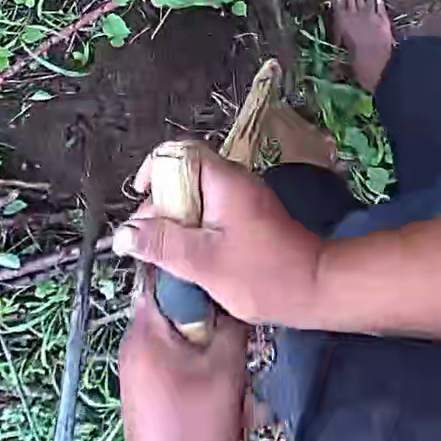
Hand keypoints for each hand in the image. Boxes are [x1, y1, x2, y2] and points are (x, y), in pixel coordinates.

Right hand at [113, 141, 326, 326]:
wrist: (318, 289)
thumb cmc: (263, 275)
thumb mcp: (204, 263)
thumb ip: (162, 245)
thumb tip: (123, 233)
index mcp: (223, 180)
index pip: (179, 152)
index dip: (154, 170)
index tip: (142, 201)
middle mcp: (233, 179)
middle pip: (184, 174)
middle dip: (161, 204)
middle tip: (149, 240)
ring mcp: (242, 196)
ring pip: (196, 195)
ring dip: (177, 220)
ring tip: (165, 253)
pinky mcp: (248, 214)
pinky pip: (210, 209)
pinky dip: (195, 227)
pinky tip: (189, 256)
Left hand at [120, 278, 249, 440]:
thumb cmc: (193, 434)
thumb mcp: (225, 369)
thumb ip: (232, 323)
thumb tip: (237, 294)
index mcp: (143, 332)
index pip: (167, 279)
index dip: (198, 279)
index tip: (223, 287)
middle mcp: (136, 347)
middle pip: (181, 315)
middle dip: (212, 332)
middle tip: (231, 351)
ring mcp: (142, 373)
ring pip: (187, 345)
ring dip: (214, 362)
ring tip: (230, 388)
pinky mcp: (153, 396)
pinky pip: (183, 371)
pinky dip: (205, 382)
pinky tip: (223, 408)